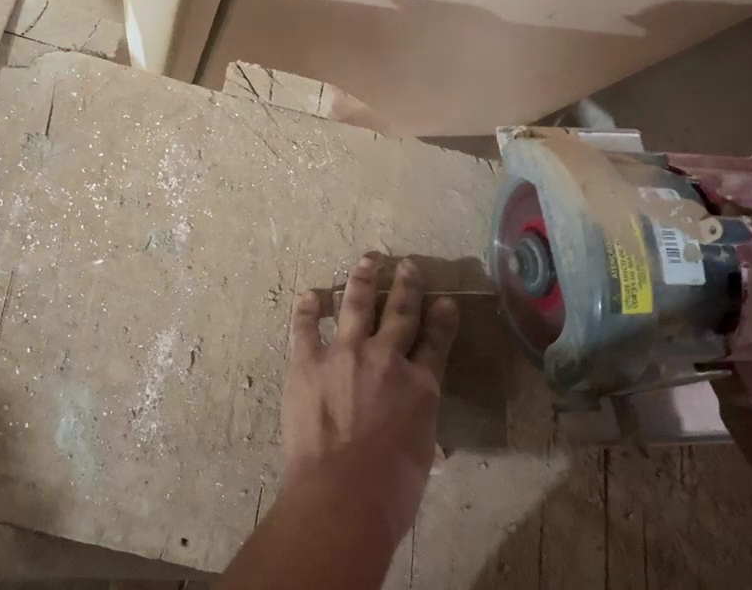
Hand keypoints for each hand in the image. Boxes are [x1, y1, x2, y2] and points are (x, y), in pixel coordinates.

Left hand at [283, 254, 459, 535]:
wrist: (342, 490)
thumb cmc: (391, 489)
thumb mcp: (420, 460)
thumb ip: (422, 440)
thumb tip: (431, 452)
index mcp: (421, 386)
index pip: (436, 343)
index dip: (442, 319)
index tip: (445, 301)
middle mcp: (386, 358)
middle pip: (400, 312)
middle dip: (406, 286)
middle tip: (408, 265)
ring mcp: (344, 353)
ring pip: (356, 304)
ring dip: (362, 279)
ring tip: (367, 260)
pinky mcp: (307, 361)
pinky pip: (306, 326)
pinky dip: (308, 308)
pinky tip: (310, 294)